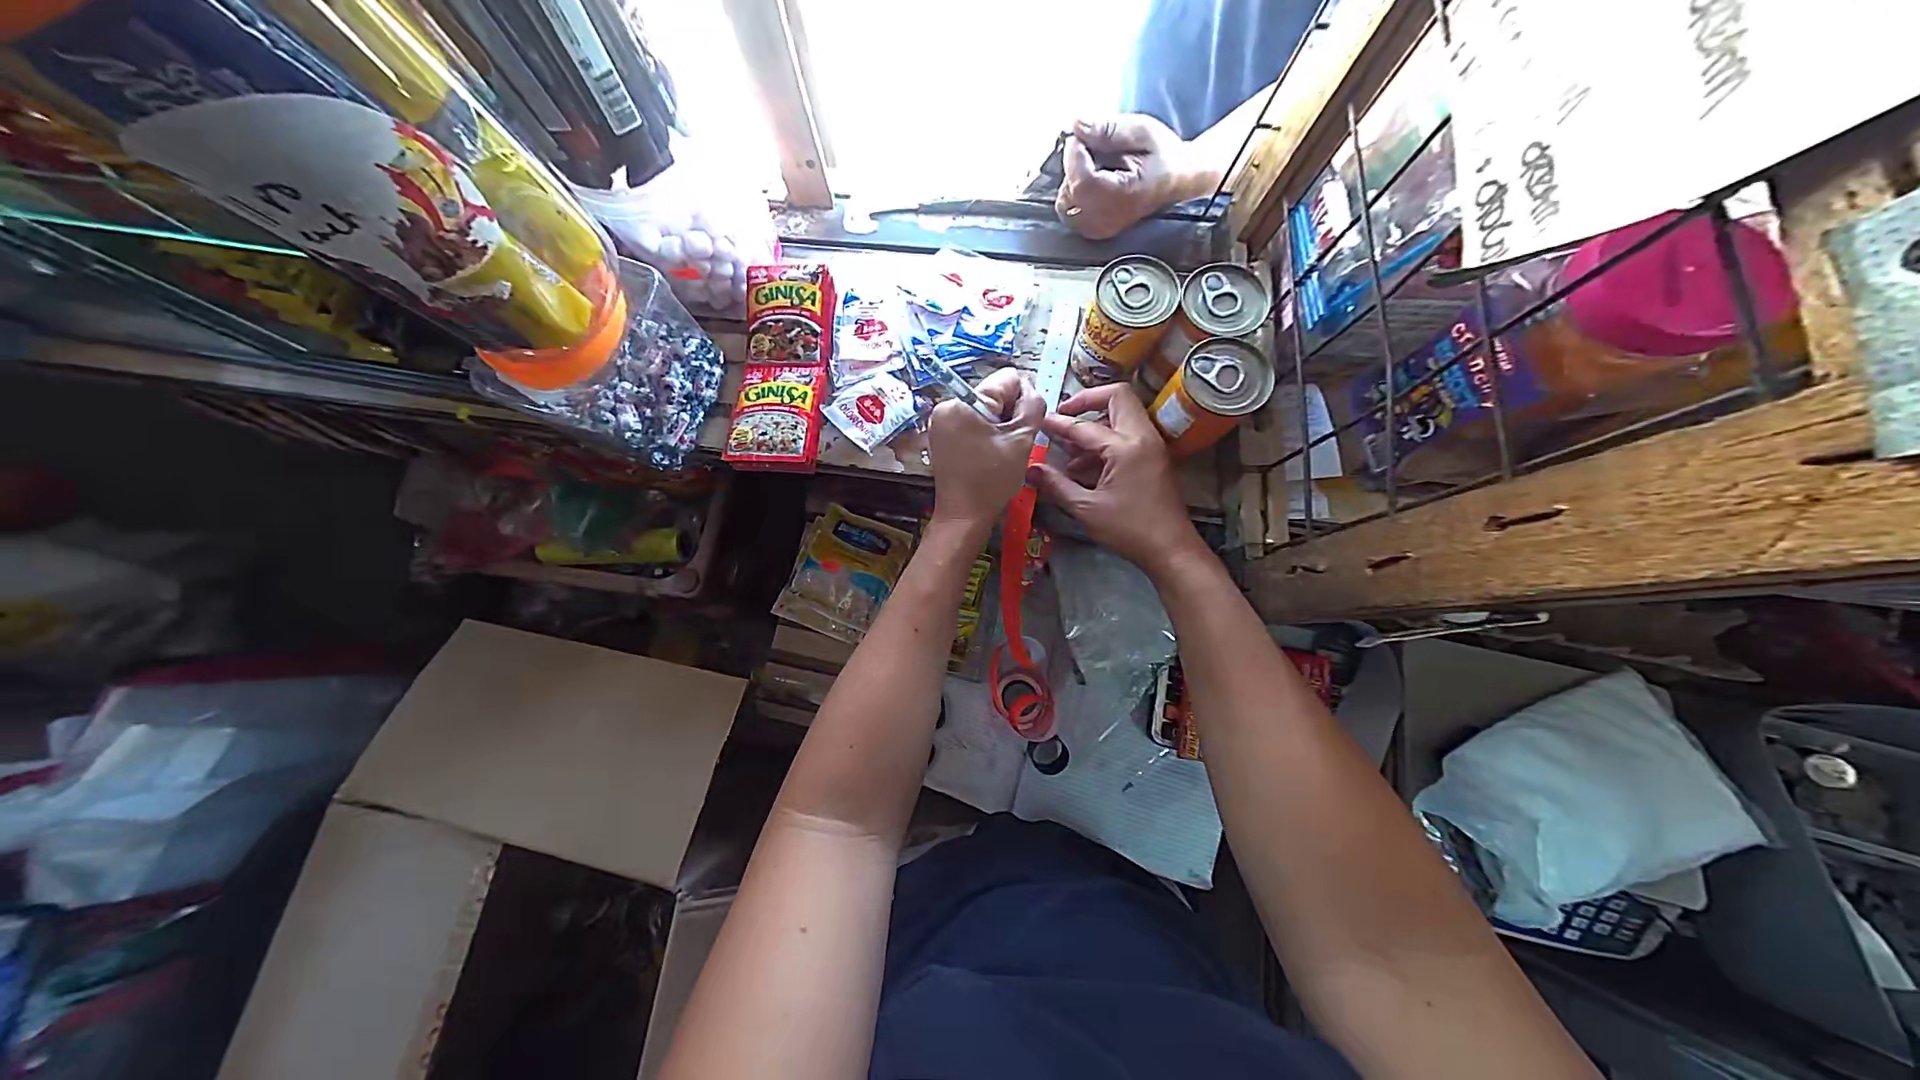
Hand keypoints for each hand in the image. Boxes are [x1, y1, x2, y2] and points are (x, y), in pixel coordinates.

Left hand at [928, 368, 1044, 531]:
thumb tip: (1031, 389)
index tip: (1025, 424)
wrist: (964, 515)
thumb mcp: (1021, 440)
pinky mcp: (943, 435)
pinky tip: (991, 453)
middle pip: (994, 392)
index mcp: (962, 402)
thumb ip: (1033, 406)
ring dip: (1000, 424)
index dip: (1024, 398)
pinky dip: (986, 433)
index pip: (1006, 379)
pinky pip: (973, 422)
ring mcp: (942, 421)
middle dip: (1009, 413)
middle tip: (1013, 442)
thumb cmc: (991, 480)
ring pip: (985, 408)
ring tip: (1002, 450)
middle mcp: (947, 405)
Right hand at [1026, 383, 1211, 577]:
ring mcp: (1152, 445)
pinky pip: (1128, 433)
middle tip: (1064, 416)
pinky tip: (1084, 465)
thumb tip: (1031, 470)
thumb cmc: (1129, 529)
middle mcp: (1143, 436)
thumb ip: (1056, 485)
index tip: (1040, 422)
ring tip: (1070, 448)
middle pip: (1117, 396)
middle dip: (1087, 400)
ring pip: (1123, 414)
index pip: (1085, 426)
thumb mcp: (1086, 509)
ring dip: (1097, 421)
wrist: (1171, 548)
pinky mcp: (1154, 456)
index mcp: (1126, 447)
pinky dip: (1107, 438)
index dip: (1059, 424)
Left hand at [1054, 116, 1208, 240]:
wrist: (1177, 179)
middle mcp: (1109, 218)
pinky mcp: (1095, 231)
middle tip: (1090, 150)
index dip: (1074, 156)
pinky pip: (1070, 213)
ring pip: (1065, 205)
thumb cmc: (1163, 155)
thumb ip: (1109, 129)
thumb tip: (1077, 125)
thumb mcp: (1142, 131)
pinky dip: (1073, 194)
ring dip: (1071, 180)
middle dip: (1073, 167)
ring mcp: (1101, 228)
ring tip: (1092, 166)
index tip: (1080, 137)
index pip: (1082, 181)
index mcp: (1124, 195)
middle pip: (1070, 193)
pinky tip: (1089, 182)